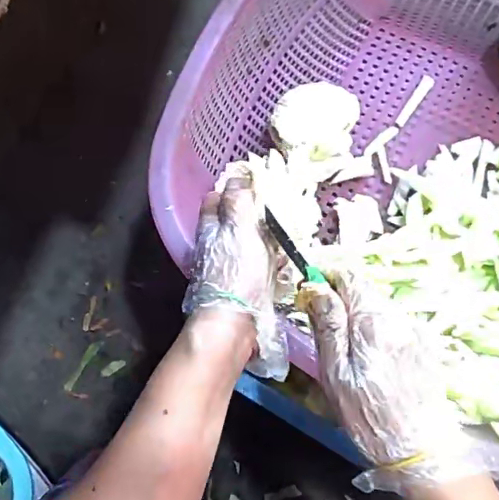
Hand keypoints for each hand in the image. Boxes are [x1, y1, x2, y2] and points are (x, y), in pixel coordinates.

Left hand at [183, 177, 285, 378]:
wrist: (234, 324)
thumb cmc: (236, 273)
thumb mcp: (239, 229)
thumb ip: (238, 201)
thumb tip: (238, 175)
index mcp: (210, 228)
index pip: (215, 198)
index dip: (232, 187)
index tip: (256, 183)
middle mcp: (215, 245)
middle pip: (232, 220)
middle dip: (253, 212)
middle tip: (278, 204)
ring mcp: (229, 266)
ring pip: (247, 242)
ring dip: (266, 235)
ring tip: (288, 227)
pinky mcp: (243, 286)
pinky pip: (259, 265)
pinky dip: (272, 258)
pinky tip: (286, 259)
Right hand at [302, 272, 498, 491]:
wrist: (421, 451)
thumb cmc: (369, 416)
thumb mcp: (335, 373)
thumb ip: (327, 326)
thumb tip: (317, 289)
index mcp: (373, 321)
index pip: (349, 276)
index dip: (325, 278)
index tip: (309, 296)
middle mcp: (399, 317)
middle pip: (363, 290)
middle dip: (339, 301)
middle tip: (321, 330)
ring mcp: (415, 330)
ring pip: (377, 308)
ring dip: (357, 318)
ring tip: (346, 351)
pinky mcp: (425, 345)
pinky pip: (392, 325)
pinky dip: (375, 332)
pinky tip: (371, 361)